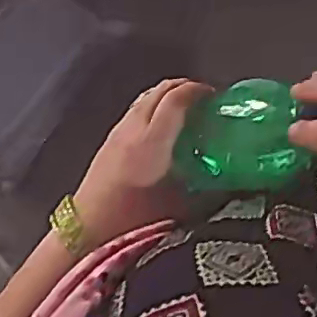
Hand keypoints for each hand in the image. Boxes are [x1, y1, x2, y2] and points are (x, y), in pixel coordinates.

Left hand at [70, 79, 209, 249]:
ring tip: (187, 109)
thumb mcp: (177, 206)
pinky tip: (163, 125)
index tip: (215, 96)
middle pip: (161, 90)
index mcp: (152, 140)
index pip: (176, 98)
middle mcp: (134, 127)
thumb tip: (229, 181)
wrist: (86, 229)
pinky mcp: (110, 137)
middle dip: (185, 87)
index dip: (198, 91)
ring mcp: (119, 129)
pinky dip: (155, 105)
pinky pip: (138, 108)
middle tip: (205, 99)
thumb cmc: (133, 220)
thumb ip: (204, 188)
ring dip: (168, 94)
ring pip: (147, 96)